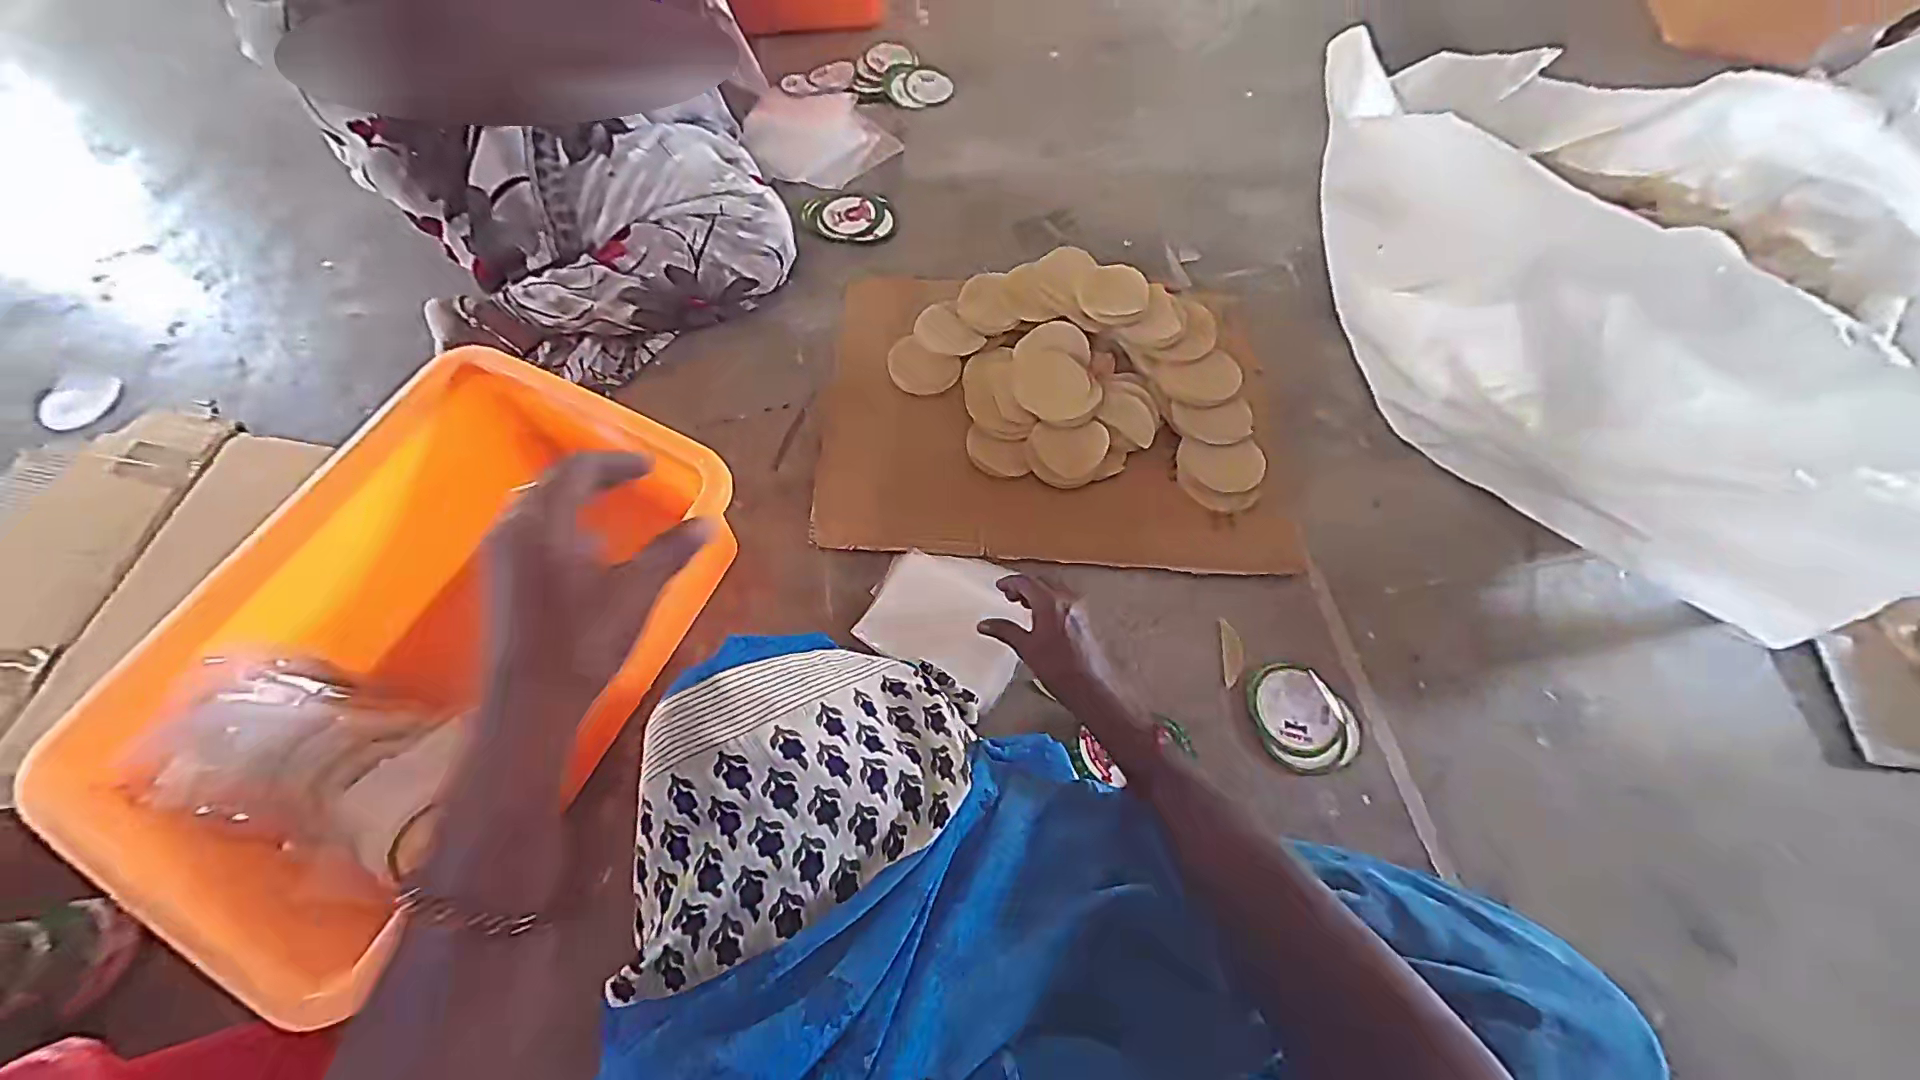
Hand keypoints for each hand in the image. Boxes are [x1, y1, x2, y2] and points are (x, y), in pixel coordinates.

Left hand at [485, 452, 712, 716]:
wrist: (531, 699)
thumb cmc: (585, 642)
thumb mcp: (638, 593)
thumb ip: (671, 552)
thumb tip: (707, 524)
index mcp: (546, 525)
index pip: (577, 470)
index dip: (617, 462)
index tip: (649, 467)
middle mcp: (514, 531)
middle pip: (553, 482)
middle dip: (595, 476)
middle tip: (631, 479)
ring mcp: (502, 555)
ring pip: (538, 505)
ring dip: (576, 497)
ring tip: (611, 507)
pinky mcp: (501, 578)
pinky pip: (531, 529)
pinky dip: (562, 522)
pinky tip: (587, 550)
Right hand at [976, 575, 1126, 712]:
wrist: (1088, 687)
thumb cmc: (1060, 670)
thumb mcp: (1026, 648)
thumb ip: (1005, 631)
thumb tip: (986, 624)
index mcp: (1050, 604)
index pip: (1026, 582)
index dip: (1010, 582)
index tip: (1001, 586)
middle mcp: (1067, 602)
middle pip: (1041, 582)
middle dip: (1023, 586)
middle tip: (1009, 594)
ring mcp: (1078, 610)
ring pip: (1054, 590)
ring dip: (1037, 592)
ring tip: (1023, 604)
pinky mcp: (1084, 620)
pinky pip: (1064, 600)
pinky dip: (1049, 601)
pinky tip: (1042, 616)